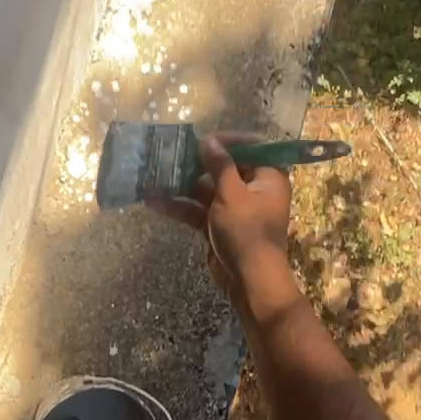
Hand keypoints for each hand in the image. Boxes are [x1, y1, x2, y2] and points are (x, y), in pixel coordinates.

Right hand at [148, 133, 294, 306]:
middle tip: (172, 153)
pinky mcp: (216, 225)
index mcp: (267, 177)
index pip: (252, 148)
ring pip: (206, 189)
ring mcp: (233, 208)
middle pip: (224, 168)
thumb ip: (219, 165)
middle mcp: (252, 189)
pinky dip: (179, 206)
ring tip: (156, 173)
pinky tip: (153, 200)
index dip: (229, 141)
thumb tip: (208, 140)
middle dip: (197, 162)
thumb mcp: (232, 194)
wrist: (249, 281)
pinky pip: (197, 210)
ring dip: (182, 184)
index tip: (205, 138)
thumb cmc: (247, 232)